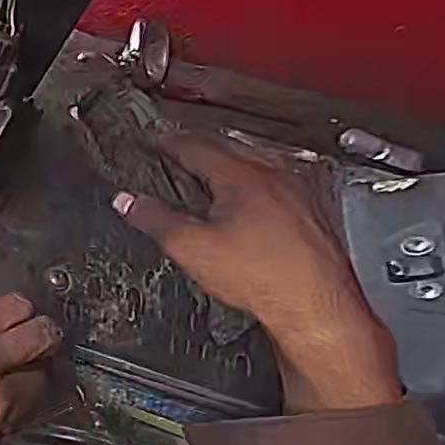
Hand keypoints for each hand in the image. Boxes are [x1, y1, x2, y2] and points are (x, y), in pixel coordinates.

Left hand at [0, 283, 59, 444]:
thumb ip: (5, 414)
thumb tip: (25, 392)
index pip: (40, 380)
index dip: (41, 381)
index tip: (35, 379)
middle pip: (39, 333)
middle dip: (45, 342)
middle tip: (37, 347)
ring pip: (13, 303)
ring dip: (18, 317)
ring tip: (7, 328)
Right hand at [112, 131, 401, 412]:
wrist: (314, 303)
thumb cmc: (264, 277)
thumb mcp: (191, 248)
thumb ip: (155, 220)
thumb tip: (128, 202)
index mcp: (243, 177)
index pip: (196, 146)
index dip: (169, 142)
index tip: (155, 141)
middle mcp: (276, 174)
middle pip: (230, 144)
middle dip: (200, 142)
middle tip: (178, 146)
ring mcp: (301, 187)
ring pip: (259, 156)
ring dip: (231, 154)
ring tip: (213, 161)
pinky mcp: (316, 205)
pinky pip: (282, 173)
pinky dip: (258, 172)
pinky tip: (256, 185)